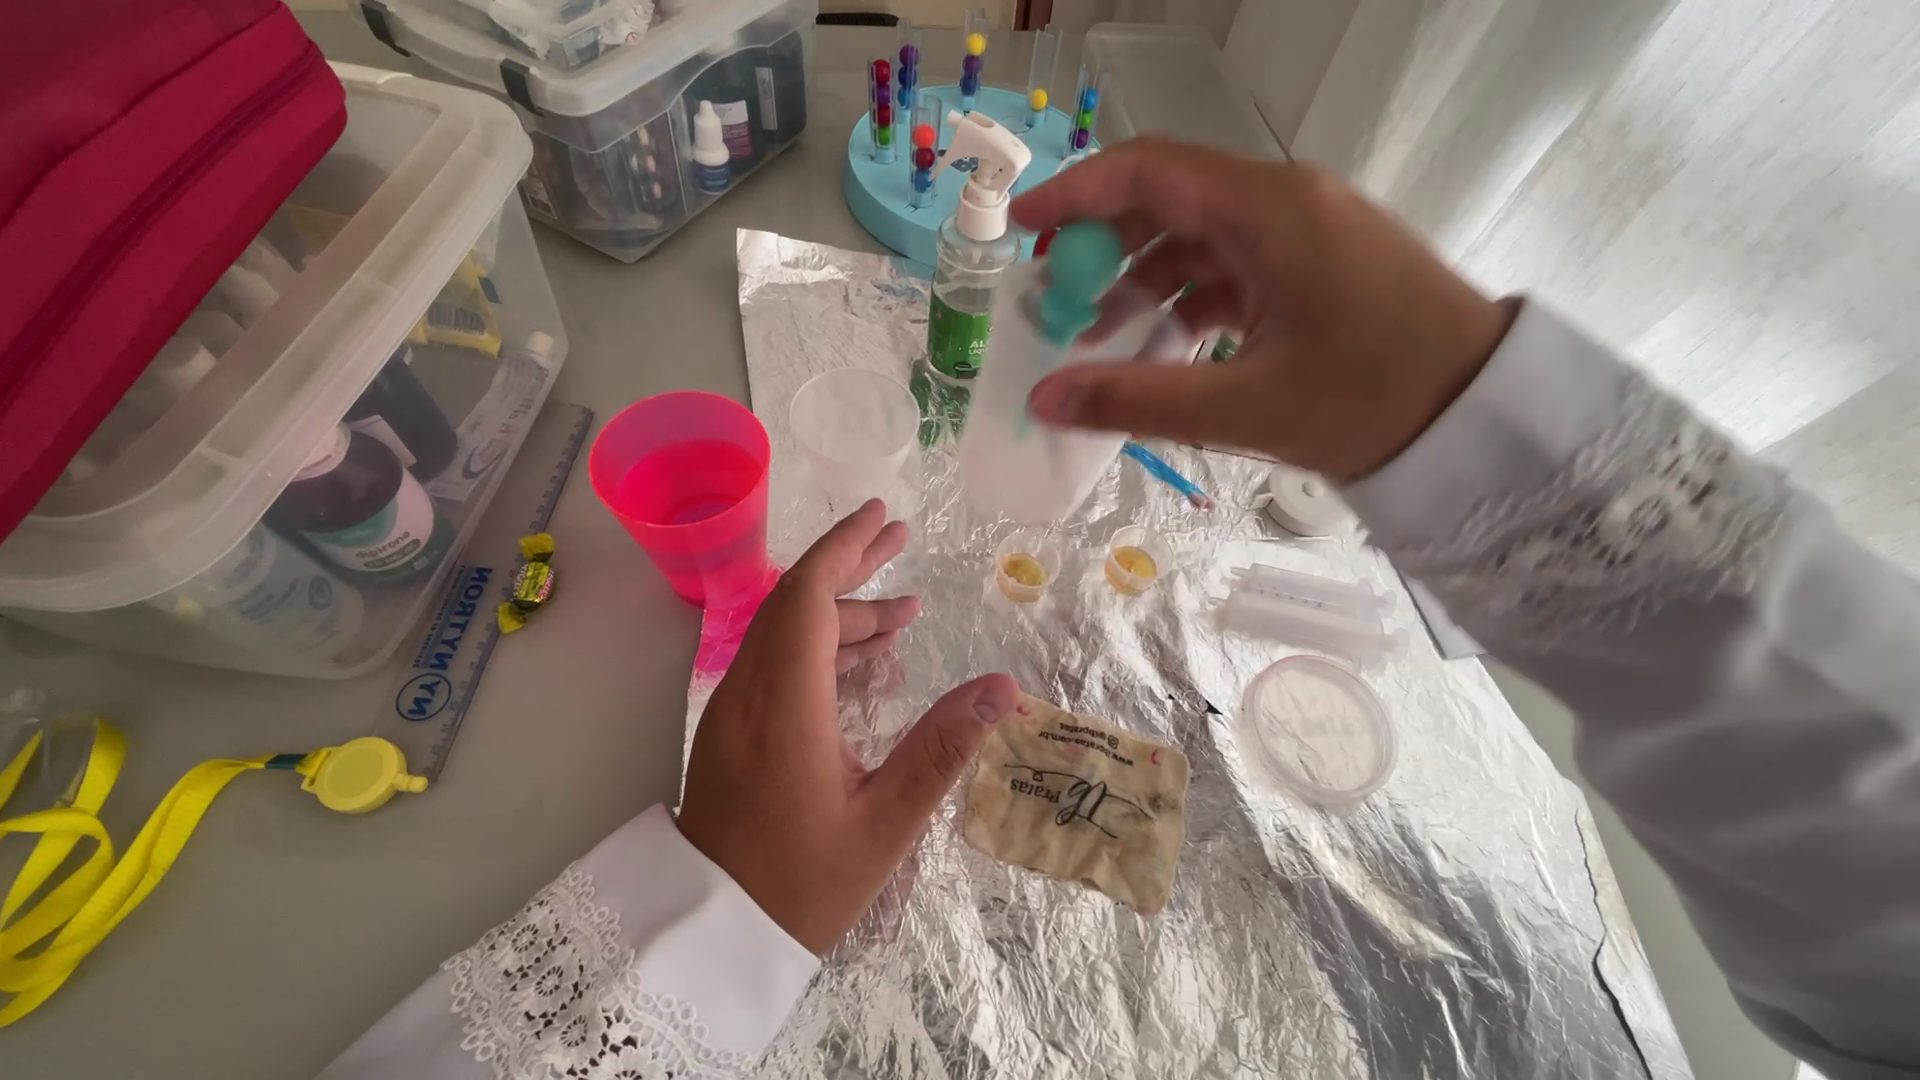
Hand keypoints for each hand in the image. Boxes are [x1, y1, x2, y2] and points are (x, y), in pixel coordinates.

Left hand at [675, 500, 1019, 954]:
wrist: (711, 935)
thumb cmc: (801, 884)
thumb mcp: (885, 822)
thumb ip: (943, 747)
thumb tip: (1004, 686)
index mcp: (784, 703)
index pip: (806, 596)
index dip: (844, 548)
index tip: (881, 516)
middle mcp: (749, 691)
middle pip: (795, 602)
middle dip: (849, 566)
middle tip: (901, 541)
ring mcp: (734, 710)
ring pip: (786, 634)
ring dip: (841, 612)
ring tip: (904, 611)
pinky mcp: (733, 730)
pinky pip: (779, 665)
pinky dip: (823, 648)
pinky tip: (866, 659)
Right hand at [1012, 137, 1515, 481]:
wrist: (1479, 418)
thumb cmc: (1367, 401)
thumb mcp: (1241, 407)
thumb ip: (1133, 401)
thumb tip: (1042, 400)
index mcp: (1267, 209)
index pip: (1146, 171)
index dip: (1074, 194)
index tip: (1020, 230)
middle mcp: (1283, 201)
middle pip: (1167, 199)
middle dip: (1099, 244)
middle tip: (1051, 297)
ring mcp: (1303, 232)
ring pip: (1196, 235)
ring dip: (1140, 277)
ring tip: (1094, 334)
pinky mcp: (1314, 265)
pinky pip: (1230, 265)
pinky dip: (1185, 297)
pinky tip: (1161, 344)